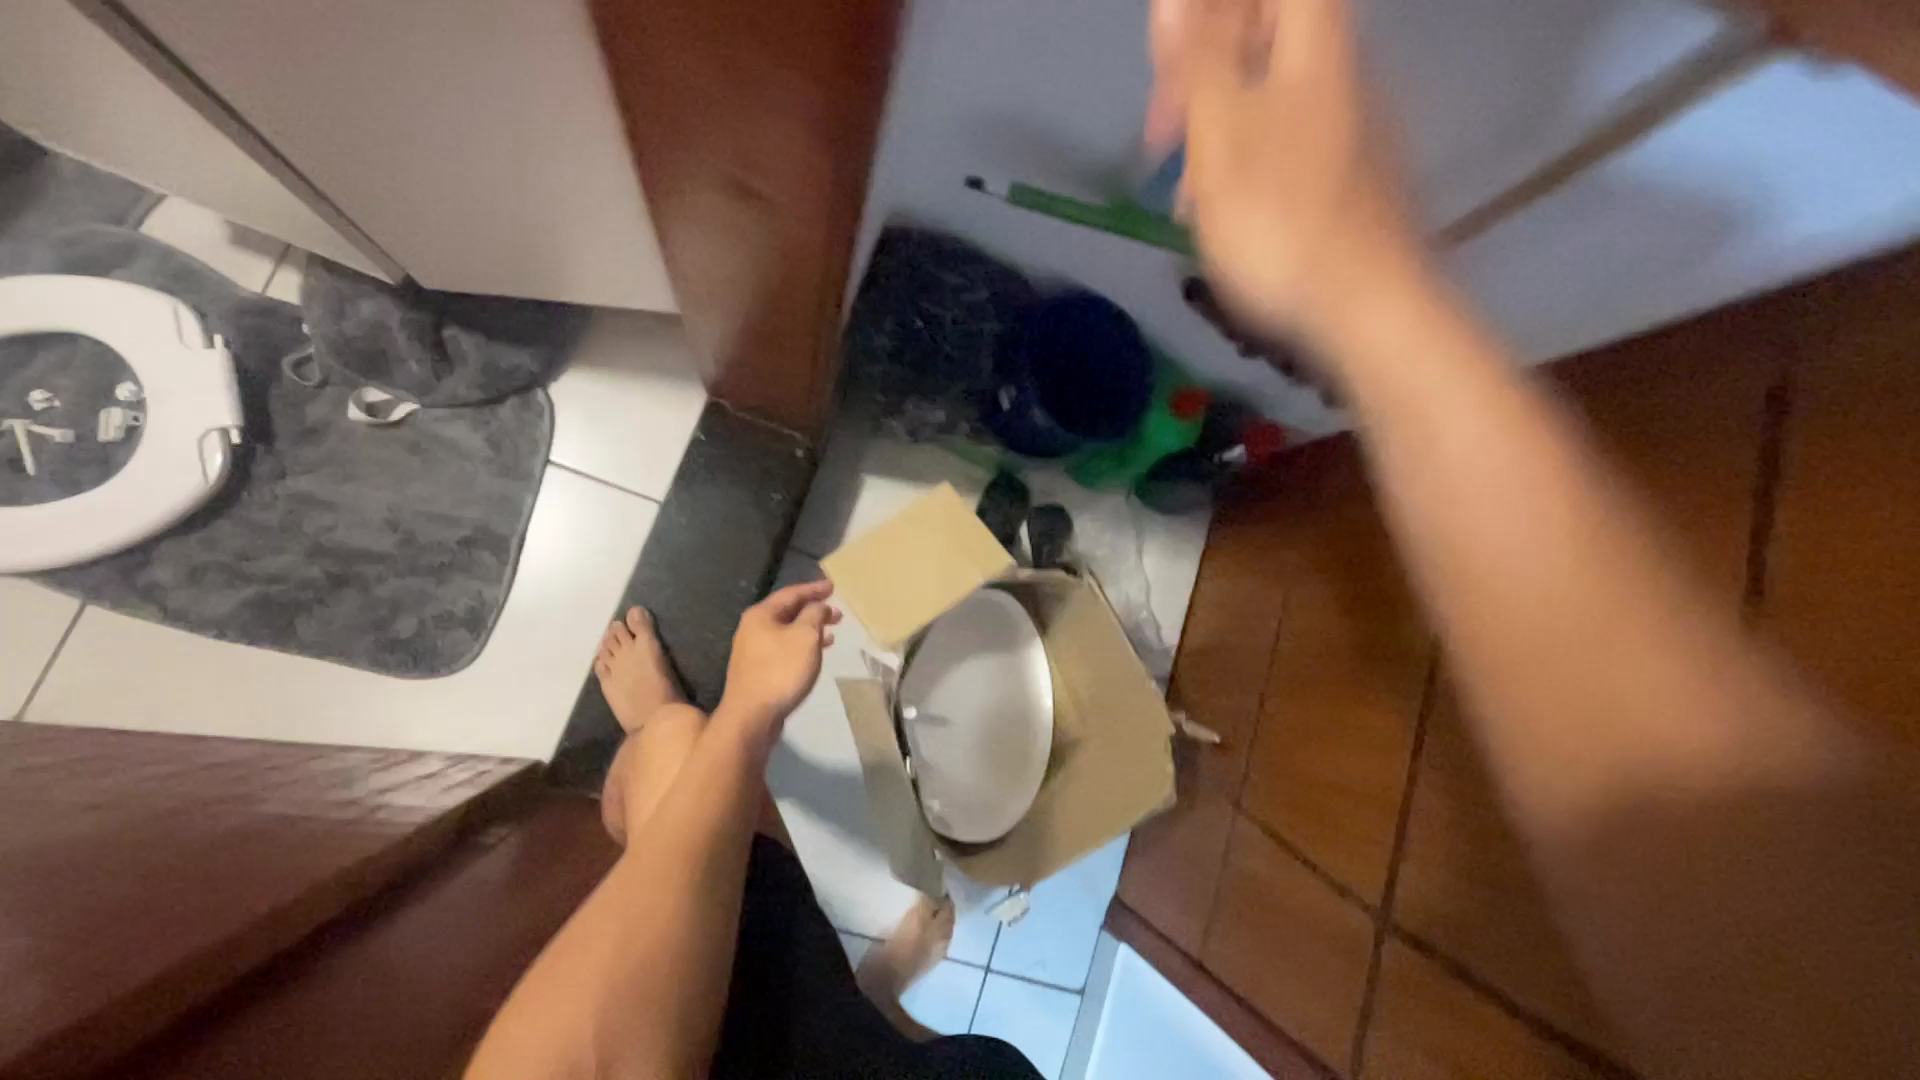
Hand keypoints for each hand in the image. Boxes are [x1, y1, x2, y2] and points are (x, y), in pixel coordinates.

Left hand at [719, 580, 841, 729]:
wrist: (752, 716)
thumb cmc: (781, 671)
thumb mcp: (805, 637)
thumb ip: (814, 615)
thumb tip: (818, 606)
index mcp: (761, 615)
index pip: (791, 593)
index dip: (814, 589)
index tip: (833, 587)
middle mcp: (752, 628)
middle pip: (787, 612)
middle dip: (813, 610)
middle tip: (837, 613)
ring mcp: (753, 650)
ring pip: (786, 631)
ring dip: (809, 629)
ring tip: (832, 632)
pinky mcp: (758, 670)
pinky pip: (784, 648)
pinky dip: (801, 646)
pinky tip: (815, 654)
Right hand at [1147, 0, 1426, 359]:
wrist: (1367, 309)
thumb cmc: (1280, 224)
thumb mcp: (1221, 139)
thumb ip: (1198, 62)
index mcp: (1312, 50)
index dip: (1212, 7)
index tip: (1166, 53)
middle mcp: (1341, 74)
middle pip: (1266, 37)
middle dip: (1200, 74)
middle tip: (1157, 135)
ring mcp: (1352, 127)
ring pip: (1270, 98)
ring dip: (1215, 132)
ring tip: (1182, 197)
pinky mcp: (1352, 176)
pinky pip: (1287, 142)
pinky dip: (1244, 164)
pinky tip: (1222, 216)